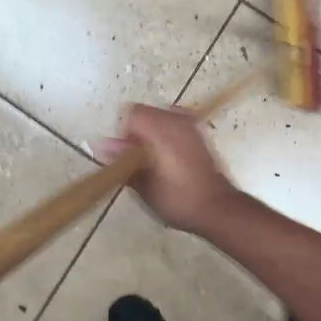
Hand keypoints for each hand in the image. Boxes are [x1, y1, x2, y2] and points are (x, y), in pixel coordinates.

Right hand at [100, 103, 240, 233]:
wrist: (217, 207)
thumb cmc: (178, 199)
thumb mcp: (144, 185)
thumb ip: (123, 160)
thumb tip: (102, 144)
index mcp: (161, 128)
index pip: (132, 113)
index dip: (124, 133)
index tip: (128, 156)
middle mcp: (177, 119)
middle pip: (145, 113)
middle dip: (137, 133)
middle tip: (139, 163)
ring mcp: (191, 124)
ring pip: (159, 118)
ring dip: (151, 135)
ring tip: (154, 164)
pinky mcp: (200, 132)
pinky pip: (174, 125)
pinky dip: (166, 137)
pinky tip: (170, 162)